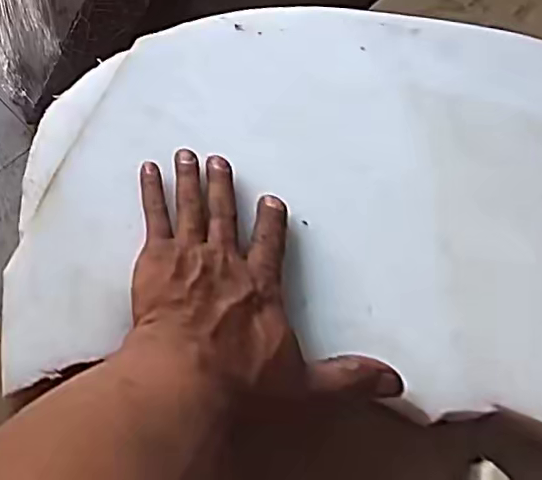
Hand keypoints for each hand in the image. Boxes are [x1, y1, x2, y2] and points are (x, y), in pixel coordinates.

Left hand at [130, 151, 401, 407]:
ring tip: (186, 156)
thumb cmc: (240, 380)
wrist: (187, 370)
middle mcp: (225, 262)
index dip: (271, 222)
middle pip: (224, 215)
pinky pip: (154, 214)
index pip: (270, 246)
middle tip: (218, 161)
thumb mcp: (305, 385)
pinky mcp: (156, 254)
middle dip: (222, 186)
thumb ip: (348, 378)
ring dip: (188, 179)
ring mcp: (188, 254)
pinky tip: (149, 170)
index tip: (270, 199)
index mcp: (260, 287)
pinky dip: (151, 189)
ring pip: (190, 206)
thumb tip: (392, 381)